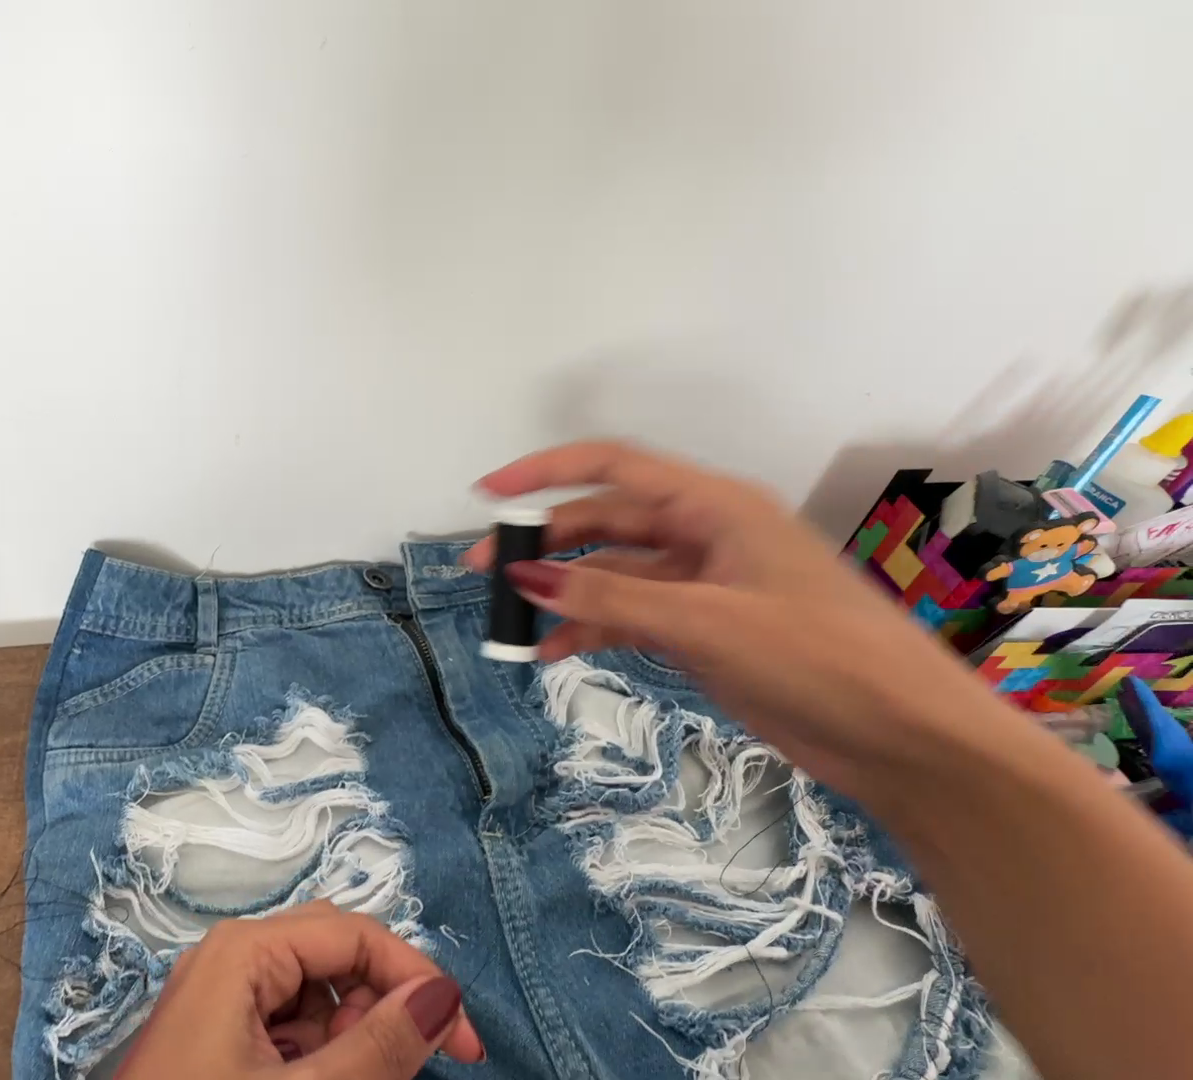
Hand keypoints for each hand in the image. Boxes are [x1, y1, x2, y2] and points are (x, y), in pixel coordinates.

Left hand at [115, 901, 483, 1079]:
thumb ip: (377, 1047)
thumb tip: (442, 996)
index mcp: (244, 949)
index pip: (352, 934)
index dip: (416, 979)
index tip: (465, 1046)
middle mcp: (231, 956)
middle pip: (332, 953)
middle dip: (376, 1004)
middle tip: (393, 1071)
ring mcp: (222, 993)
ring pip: (313, 990)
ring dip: (346, 1033)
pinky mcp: (219, 1030)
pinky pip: (287, 1021)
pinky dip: (316, 1052)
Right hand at [464, 440, 1024, 798]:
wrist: (909, 743)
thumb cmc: (822, 661)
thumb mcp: (707, 623)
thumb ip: (611, 599)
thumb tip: (525, 578)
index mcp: (714, 508)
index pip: (614, 468)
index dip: (545, 473)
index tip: (488, 493)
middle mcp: (701, 535)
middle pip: (601, 523)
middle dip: (541, 544)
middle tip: (484, 573)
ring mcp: (698, 584)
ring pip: (608, 574)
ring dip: (561, 594)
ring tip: (508, 621)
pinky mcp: (698, 628)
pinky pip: (625, 617)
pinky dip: (588, 630)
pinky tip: (549, 653)